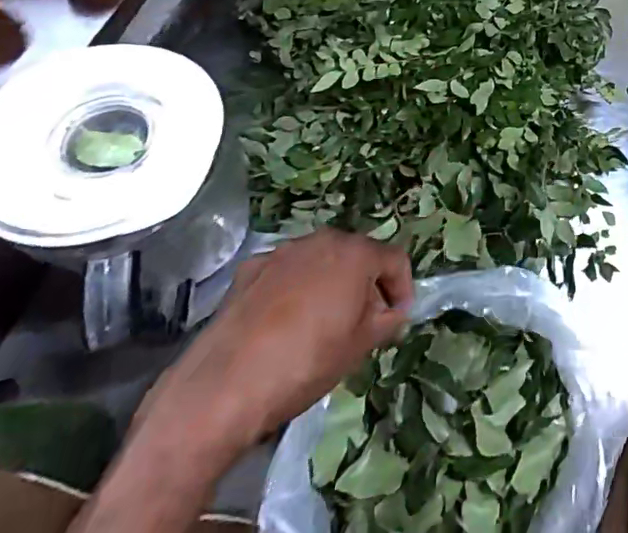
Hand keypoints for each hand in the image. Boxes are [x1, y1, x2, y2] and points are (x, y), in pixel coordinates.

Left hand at [134, 228, 412, 458]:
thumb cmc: (307, 362)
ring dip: (331, 284)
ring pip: (320, 261)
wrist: (224, 387)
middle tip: (365, 322)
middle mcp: (320, 240)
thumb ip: (388, 321)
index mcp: (355, 253)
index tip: (398, 319)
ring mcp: (281, 252)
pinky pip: (287, 273)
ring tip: (324, 324)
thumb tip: (392, 313)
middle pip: (357, 255)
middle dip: (367, 284)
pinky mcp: (249, 270)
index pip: (395, 260)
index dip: (403, 289)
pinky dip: (296, 290)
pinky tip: (285, 325)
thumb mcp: (361, 346)